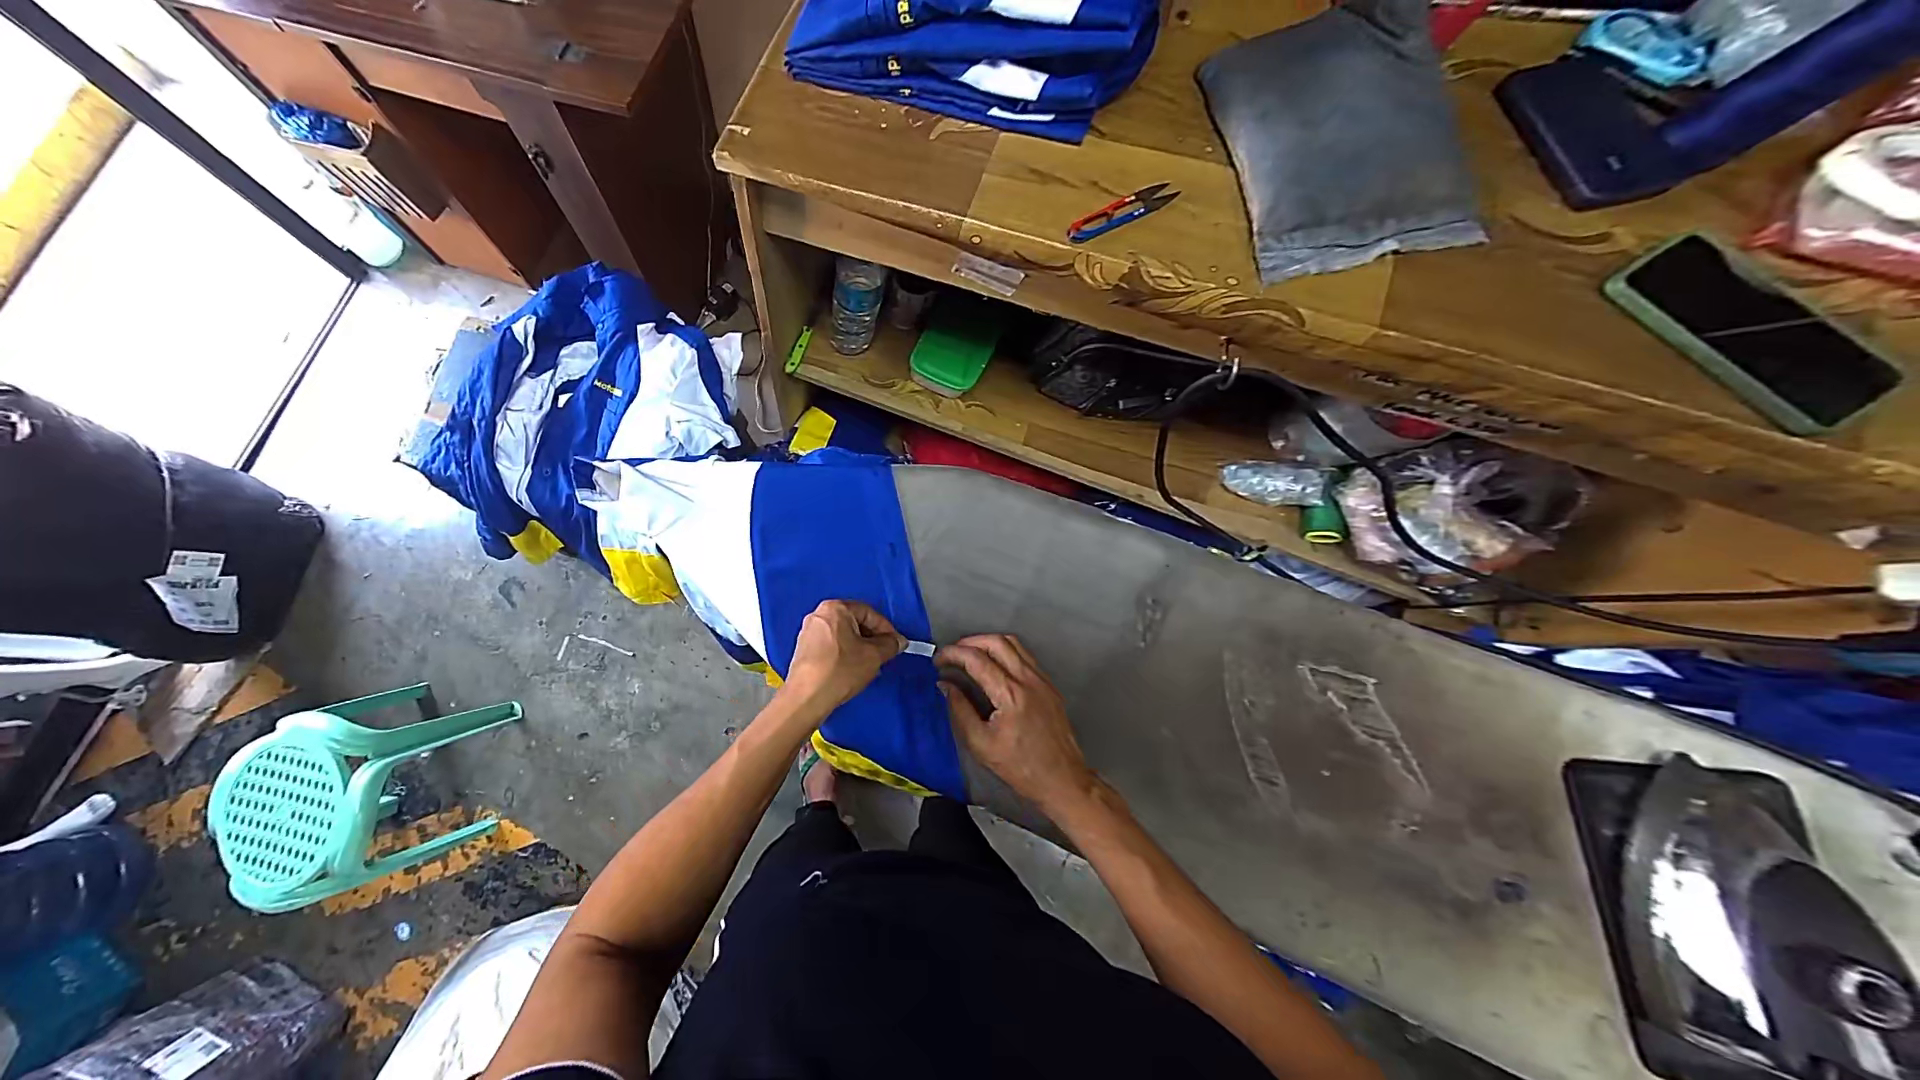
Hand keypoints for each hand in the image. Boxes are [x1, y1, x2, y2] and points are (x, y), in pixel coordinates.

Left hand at [781, 600, 904, 713]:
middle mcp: (819, 616)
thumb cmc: (840, 670)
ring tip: (869, 666)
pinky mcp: (804, 651)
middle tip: (884, 654)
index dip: (886, 629)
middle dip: (872, 639)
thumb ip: (890, 644)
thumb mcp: (874, 655)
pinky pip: (831, 646)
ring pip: (843, 636)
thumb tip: (897, 641)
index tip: (895, 643)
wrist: (808, 697)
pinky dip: (844, 655)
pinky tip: (851, 671)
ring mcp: (808, 633)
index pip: (869, 613)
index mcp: (835, 609)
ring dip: (859, 648)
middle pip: (855, 623)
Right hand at [936, 635, 1098, 815]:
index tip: (938, 660)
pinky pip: (1025, 656)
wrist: (1062, 779)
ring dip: (988, 643)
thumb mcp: (980, 743)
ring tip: (970, 656)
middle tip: (952, 654)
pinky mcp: (1049, 685)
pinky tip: (994, 667)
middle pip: (996, 642)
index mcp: (1010, 693)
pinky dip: (1005, 652)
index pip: (976, 659)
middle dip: (969, 642)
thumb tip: (945, 684)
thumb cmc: (1019, 766)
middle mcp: (1028, 679)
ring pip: (1013, 644)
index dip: (953, 654)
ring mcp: (1042, 679)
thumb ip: (959, 710)